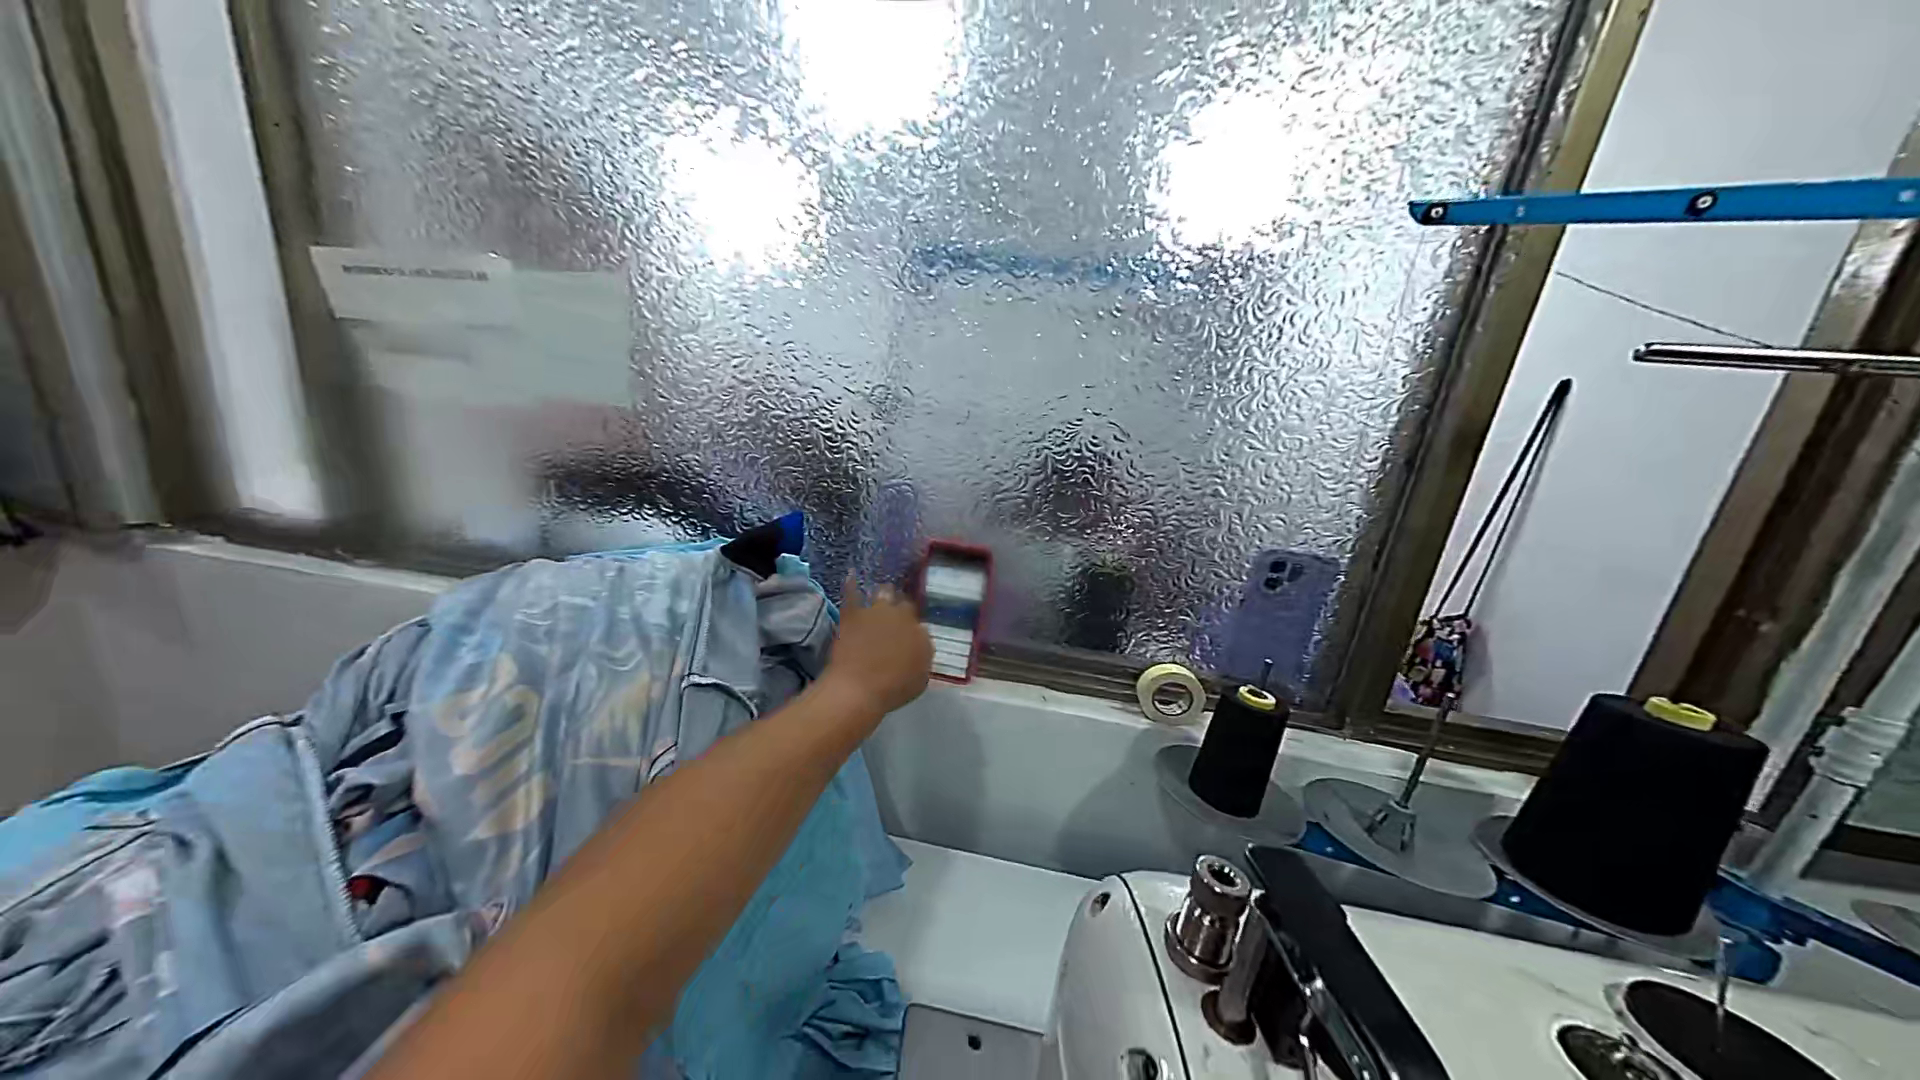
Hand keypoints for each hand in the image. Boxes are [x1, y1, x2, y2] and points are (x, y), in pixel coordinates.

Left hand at [820, 574, 932, 718]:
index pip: (920, 623)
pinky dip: (851, 584)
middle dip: (901, 607)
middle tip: (895, 616)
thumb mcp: (921, 677)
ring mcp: (876, 611)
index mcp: (921, 632)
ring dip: (884, 594)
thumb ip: (922, 654)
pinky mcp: (853, 614)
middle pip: (904, 604)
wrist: (859, 687)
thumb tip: (920, 639)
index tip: (908, 633)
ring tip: (882, 595)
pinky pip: (851, 593)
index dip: (913, 626)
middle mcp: (902, 616)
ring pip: (883, 593)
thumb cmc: (894, 689)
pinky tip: (851, 575)